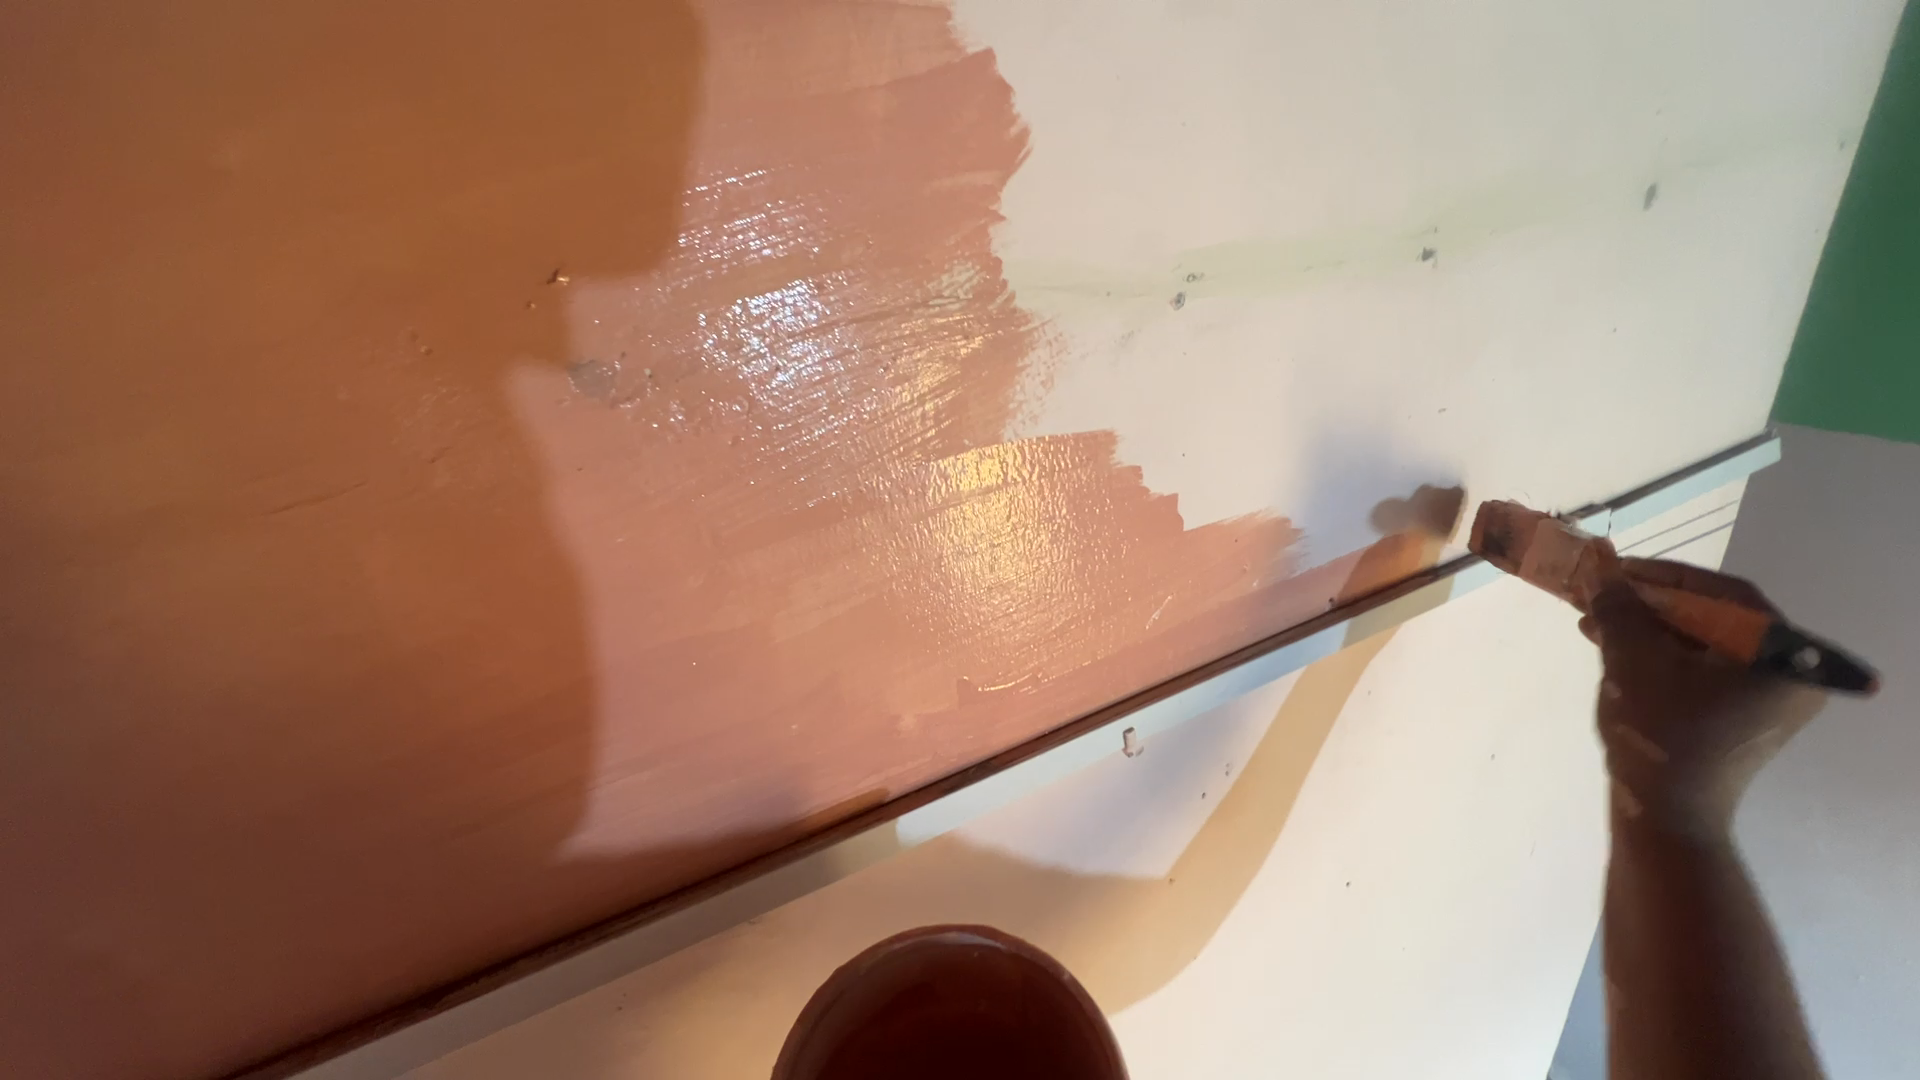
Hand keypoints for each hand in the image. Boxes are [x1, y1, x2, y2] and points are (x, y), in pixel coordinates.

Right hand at [1580, 559, 1825, 837]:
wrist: (1667, 807)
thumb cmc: (1659, 729)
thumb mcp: (1632, 659)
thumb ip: (1619, 608)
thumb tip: (1598, 569)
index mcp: (1783, 659)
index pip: (1726, 596)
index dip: (1666, 575)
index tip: (1615, 569)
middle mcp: (1788, 675)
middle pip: (1715, 618)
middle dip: (1649, 603)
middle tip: (1601, 594)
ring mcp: (1765, 698)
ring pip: (1700, 642)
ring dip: (1645, 627)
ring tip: (1594, 621)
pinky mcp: (1738, 714)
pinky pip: (1698, 667)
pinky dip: (1656, 652)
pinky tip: (1613, 647)